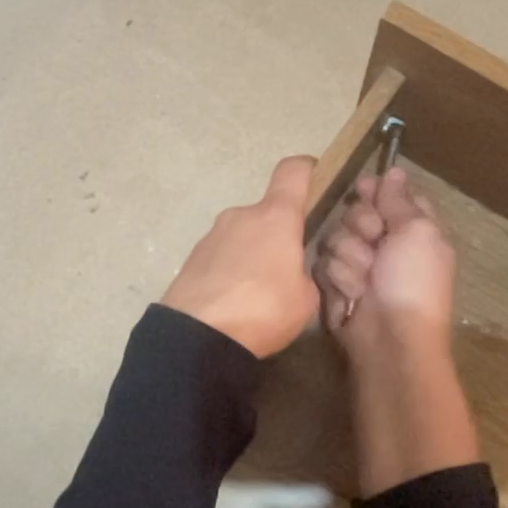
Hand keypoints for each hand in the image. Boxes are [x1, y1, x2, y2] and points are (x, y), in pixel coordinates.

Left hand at [161, 156, 321, 357]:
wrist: (198, 337)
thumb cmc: (263, 309)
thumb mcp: (305, 299)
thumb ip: (303, 275)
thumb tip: (291, 273)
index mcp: (274, 216)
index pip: (293, 172)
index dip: (308, 170)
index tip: (317, 180)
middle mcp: (240, 216)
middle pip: (267, 213)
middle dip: (279, 235)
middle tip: (289, 269)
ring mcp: (210, 236)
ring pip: (243, 237)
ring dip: (253, 255)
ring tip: (260, 295)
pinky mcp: (190, 260)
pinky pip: (222, 258)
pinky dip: (231, 272)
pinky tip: (236, 303)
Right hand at [315, 168, 456, 364]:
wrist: (389, 339)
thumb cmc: (412, 283)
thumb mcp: (418, 232)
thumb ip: (401, 200)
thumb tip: (395, 169)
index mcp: (412, 229)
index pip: (390, 195)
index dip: (377, 191)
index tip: (365, 189)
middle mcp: (384, 244)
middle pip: (356, 212)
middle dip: (360, 227)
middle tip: (374, 243)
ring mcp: (357, 265)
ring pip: (334, 237)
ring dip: (349, 259)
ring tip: (364, 282)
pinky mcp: (334, 285)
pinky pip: (320, 265)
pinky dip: (336, 280)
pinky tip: (350, 296)